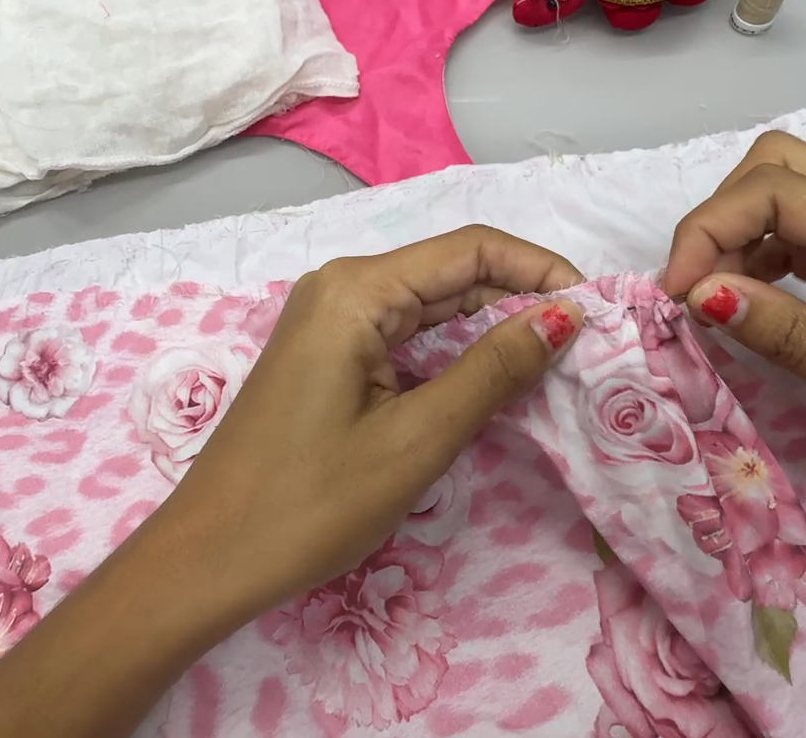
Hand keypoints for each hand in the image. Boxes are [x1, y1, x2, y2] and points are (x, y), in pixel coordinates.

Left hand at [0, 226, 585, 737]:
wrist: (210, 557)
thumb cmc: (310, 502)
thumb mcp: (415, 438)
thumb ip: (493, 370)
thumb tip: (563, 316)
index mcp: (356, 290)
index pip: (469, 249)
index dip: (538, 267)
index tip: (595, 307)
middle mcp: (341, 286)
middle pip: (449, 270)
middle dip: (520, 295)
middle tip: (586, 340)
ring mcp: (330, 317)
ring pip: (429, 301)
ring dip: (491, 322)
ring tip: (555, 355)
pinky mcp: (328, 349)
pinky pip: (404, 331)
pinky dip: (453, 346)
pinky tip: (493, 370)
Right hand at [661, 132, 805, 669]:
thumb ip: (800, 342)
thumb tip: (702, 293)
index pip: (777, 190)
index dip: (706, 231)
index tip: (674, 297)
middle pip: (781, 163)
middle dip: (716, 216)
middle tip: (692, 291)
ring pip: (795, 189)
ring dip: (738, 232)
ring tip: (716, 302)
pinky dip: (768, 252)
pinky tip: (759, 301)